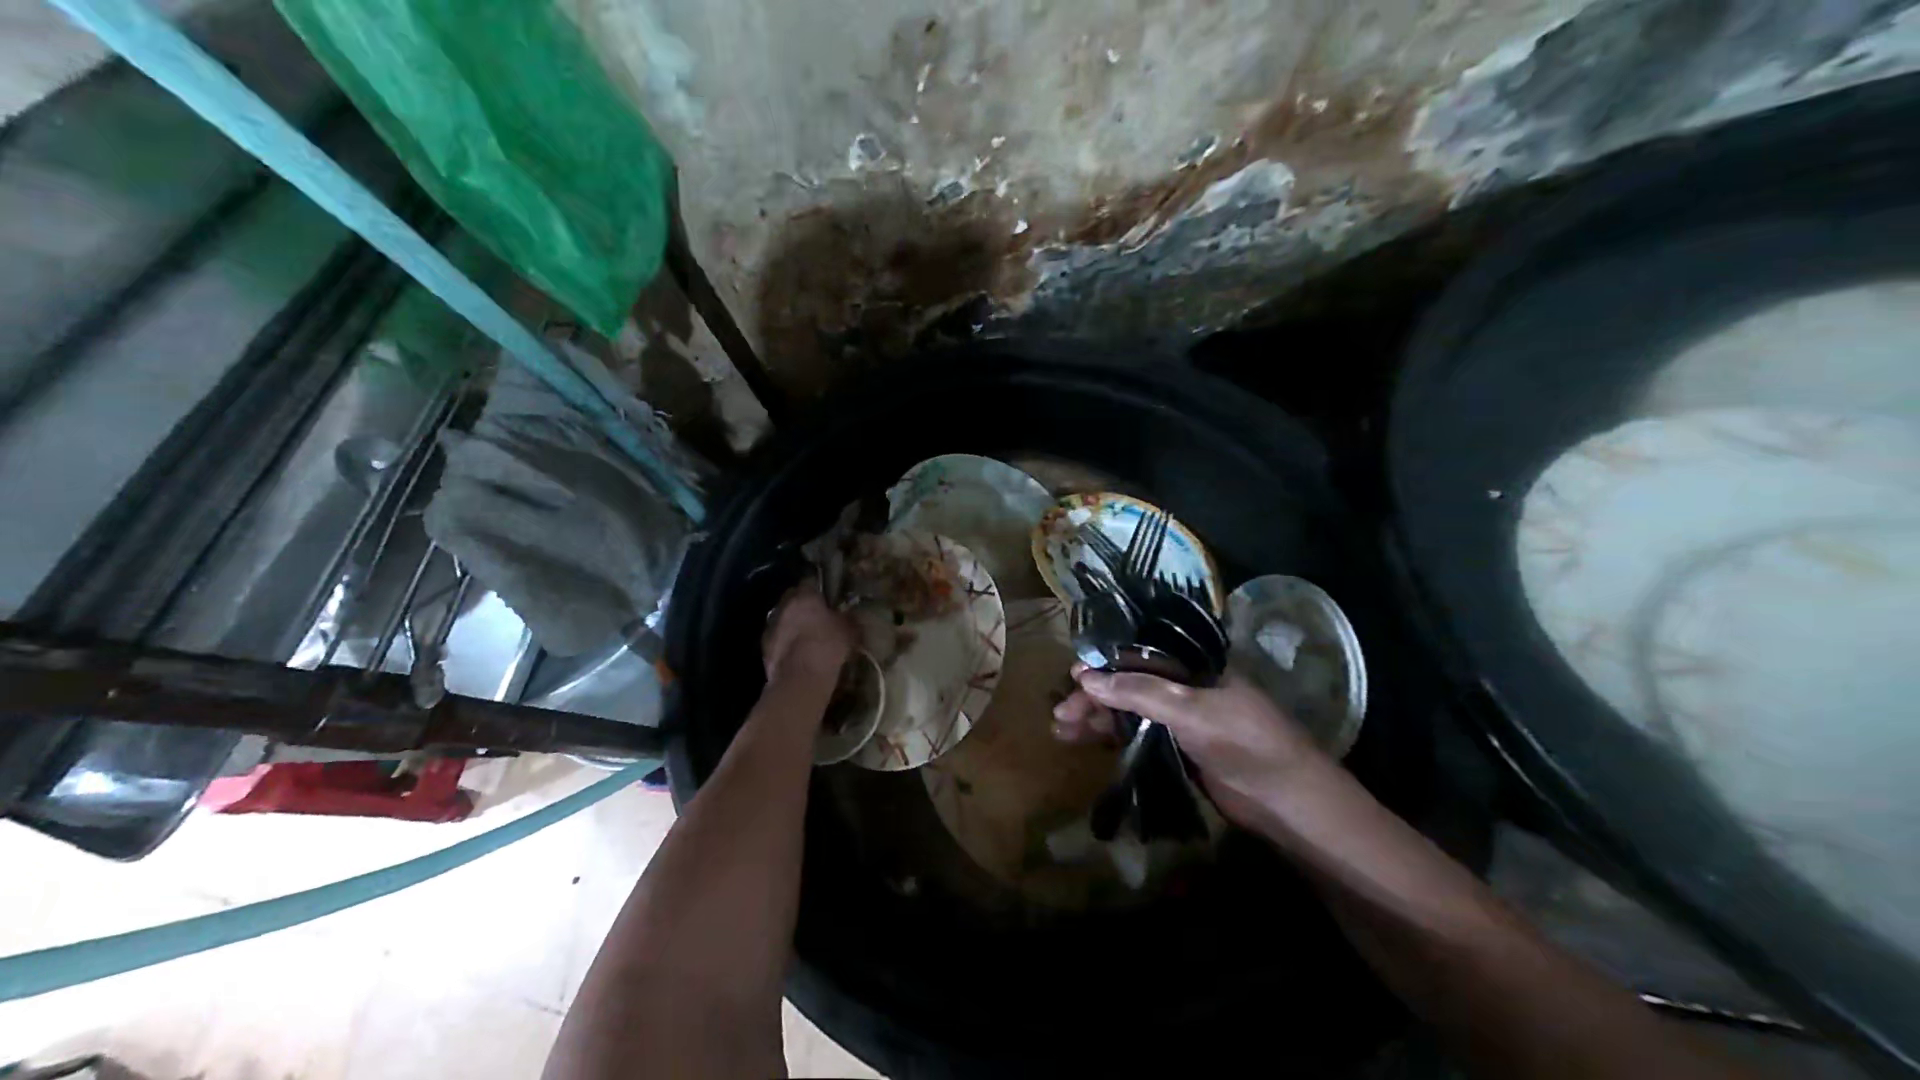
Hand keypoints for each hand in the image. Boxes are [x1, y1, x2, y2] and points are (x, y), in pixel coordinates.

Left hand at [762, 585, 856, 682]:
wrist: (800, 678)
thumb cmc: (828, 647)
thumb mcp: (849, 630)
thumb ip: (848, 618)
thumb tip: (850, 613)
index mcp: (805, 596)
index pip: (810, 581)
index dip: (819, 588)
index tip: (827, 596)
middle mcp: (784, 605)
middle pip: (793, 598)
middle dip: (803, 604)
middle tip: (817, 616)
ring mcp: (771, 626)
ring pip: (783, 618)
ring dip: (792, 623)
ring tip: (806, 637)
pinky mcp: (764, 647)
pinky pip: (777, 637)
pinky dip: (785, 641)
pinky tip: (796, 653)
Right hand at [1053, 667, 1332, 829]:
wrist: (1286, 800)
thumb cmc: (1243, 741)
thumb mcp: (1189, 709)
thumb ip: (1138, 691)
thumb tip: (1086, 677)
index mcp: (1194, 664)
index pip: (1139, 655)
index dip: (1105, 664)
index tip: (1073, 677)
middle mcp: (1185, 686)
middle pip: (1129, 684)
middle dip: (1094, 697)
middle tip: (1061, 714)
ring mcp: (1182, 719)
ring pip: (1129, 712)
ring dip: (1097, 718)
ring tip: (1061, 729)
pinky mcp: (1179, 750)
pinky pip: (1137, 736)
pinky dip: (1111, 738)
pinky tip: (1084, 743)